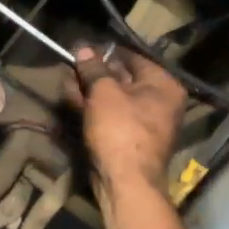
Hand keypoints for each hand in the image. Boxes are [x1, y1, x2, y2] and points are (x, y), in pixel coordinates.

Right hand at [70, 46, 187, 194]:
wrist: (125, 181)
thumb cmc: (121, 128)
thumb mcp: (104, 92)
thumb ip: (93, 68)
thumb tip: (84, 48)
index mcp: (163, 85)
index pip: (132, 57)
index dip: (105, 51)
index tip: (82, 47)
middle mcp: (159, 101)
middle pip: (122, 77)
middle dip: (94, 71)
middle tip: (70, 61)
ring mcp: (144, 122)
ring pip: (112, 97)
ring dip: (89, 88)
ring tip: (65, 77)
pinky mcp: (128, 137)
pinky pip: (109, 114)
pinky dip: (92, 106)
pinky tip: (70, 97)